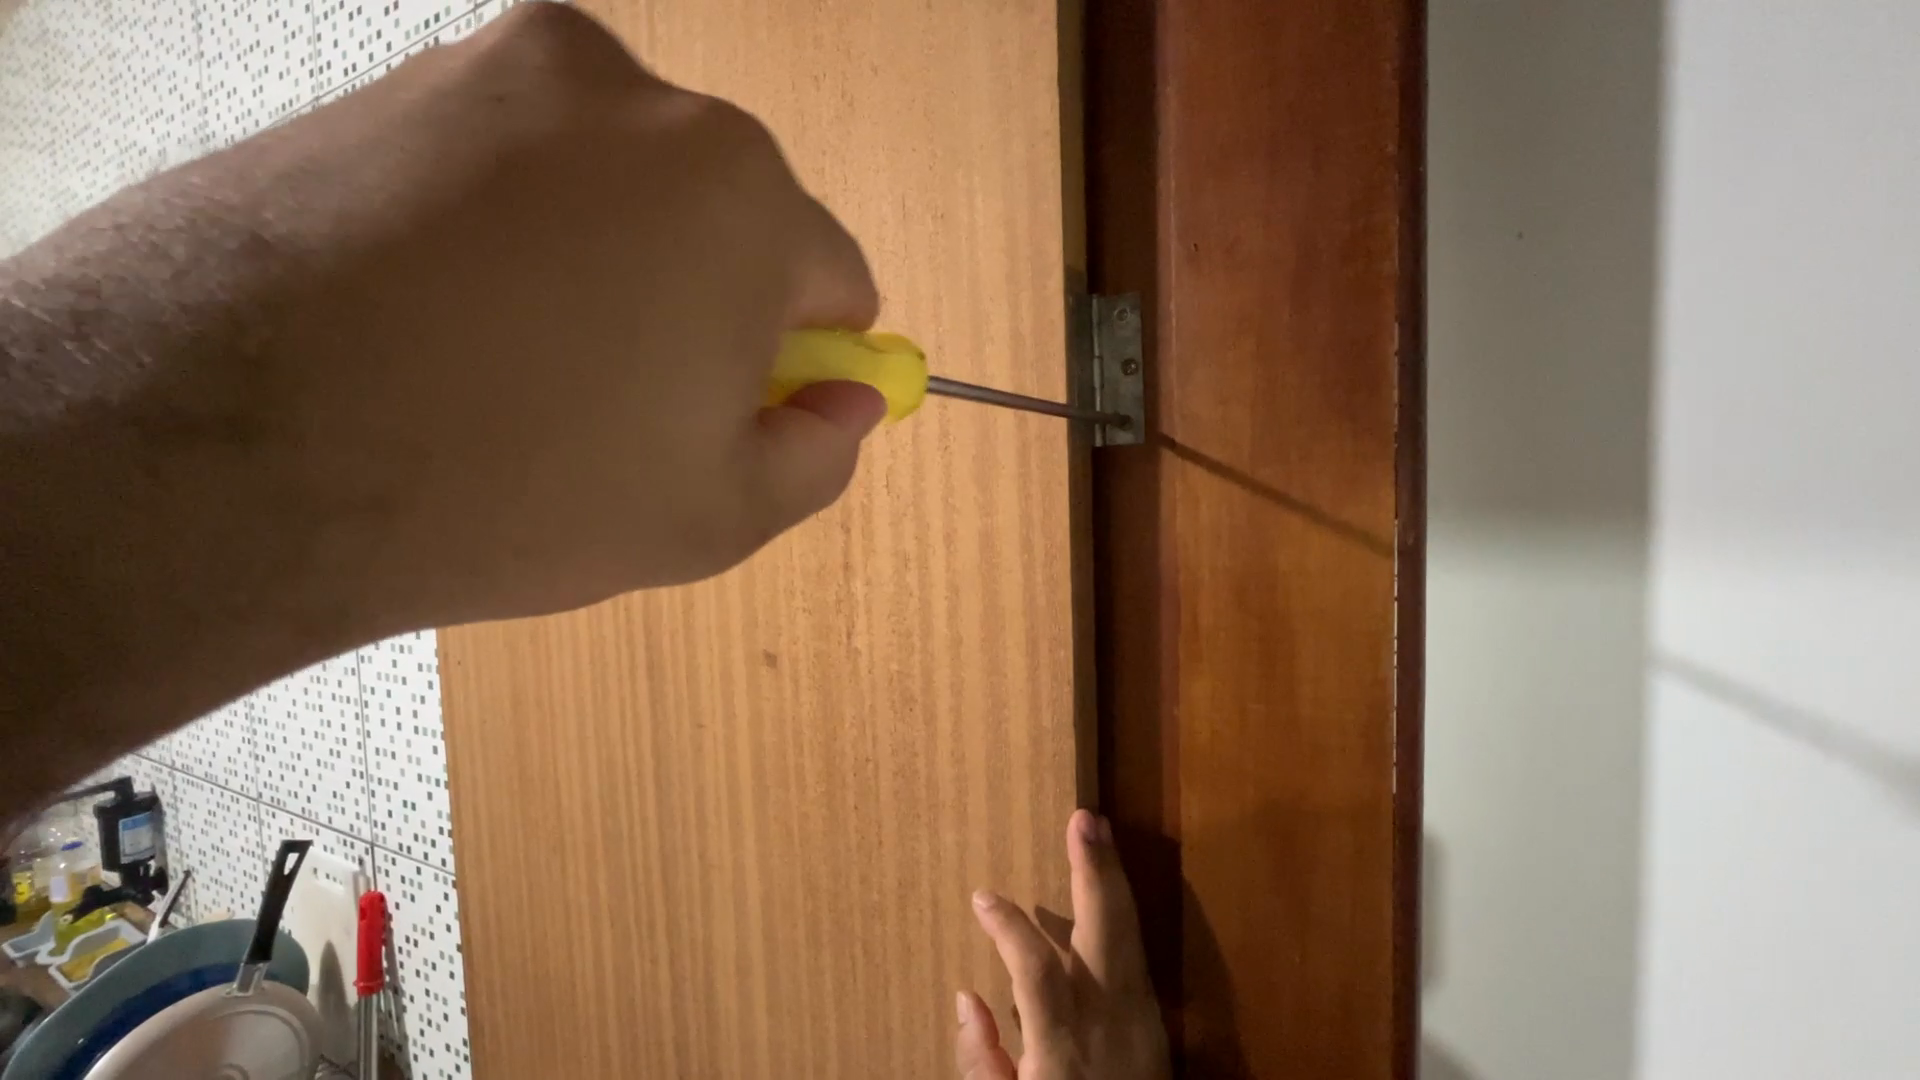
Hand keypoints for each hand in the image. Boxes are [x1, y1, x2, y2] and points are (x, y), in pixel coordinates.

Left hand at [28, 2, 879, 630]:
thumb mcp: (721, 517)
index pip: (836, 278)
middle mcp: (641, 97)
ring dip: (624, 270)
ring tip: (532, 367)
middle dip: (715, 310)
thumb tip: (851, 399)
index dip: (807, 361)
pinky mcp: (400, 78)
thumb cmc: (526, 493)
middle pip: (737, 224)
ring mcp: (507, 69)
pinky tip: (460, 316)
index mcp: (742, 195)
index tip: (745, 415)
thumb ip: (822, 454)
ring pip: (632, 192)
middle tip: (632, 406)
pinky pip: (528, 169)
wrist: (219, 453)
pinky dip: (529, 236)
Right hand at [956, 810, 1170, 1079]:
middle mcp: (1110, 1023)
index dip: (1008, 927)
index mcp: (1065, 1048)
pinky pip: (1135, 952)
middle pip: (1105, 933)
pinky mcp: (1156, 1023)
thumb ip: (981, 1062)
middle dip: (1094, 871)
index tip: (983, 896)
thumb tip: (966, 995)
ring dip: (1113, 878)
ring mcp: (1142, 1020)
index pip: (1035, 969)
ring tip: (1099, 832)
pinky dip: (1119, 910)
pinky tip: (1107, 883)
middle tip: (1083, 819)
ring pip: (1129, 933)